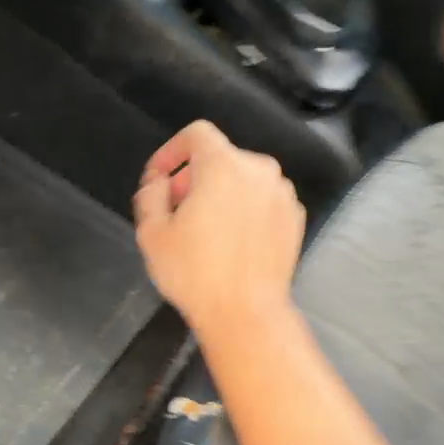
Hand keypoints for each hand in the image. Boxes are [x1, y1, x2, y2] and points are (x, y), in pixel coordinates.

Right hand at [133, 120, 306, 336]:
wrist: (244, 310)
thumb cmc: (193, 272)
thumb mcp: (152, 234)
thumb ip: (150, 196)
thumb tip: (158, 182)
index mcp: (222, 167)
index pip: (196, 134)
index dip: (171, 151)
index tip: (158, 178)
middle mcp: (258, 170)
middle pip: (219, 158)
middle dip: (192, 178)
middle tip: (174, 212)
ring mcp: (281, 193)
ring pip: (242, 180)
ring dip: (218, 195)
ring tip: (202, 231)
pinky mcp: (294, 217)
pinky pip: (261, 201)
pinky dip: (242, 211)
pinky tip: (229, 243)